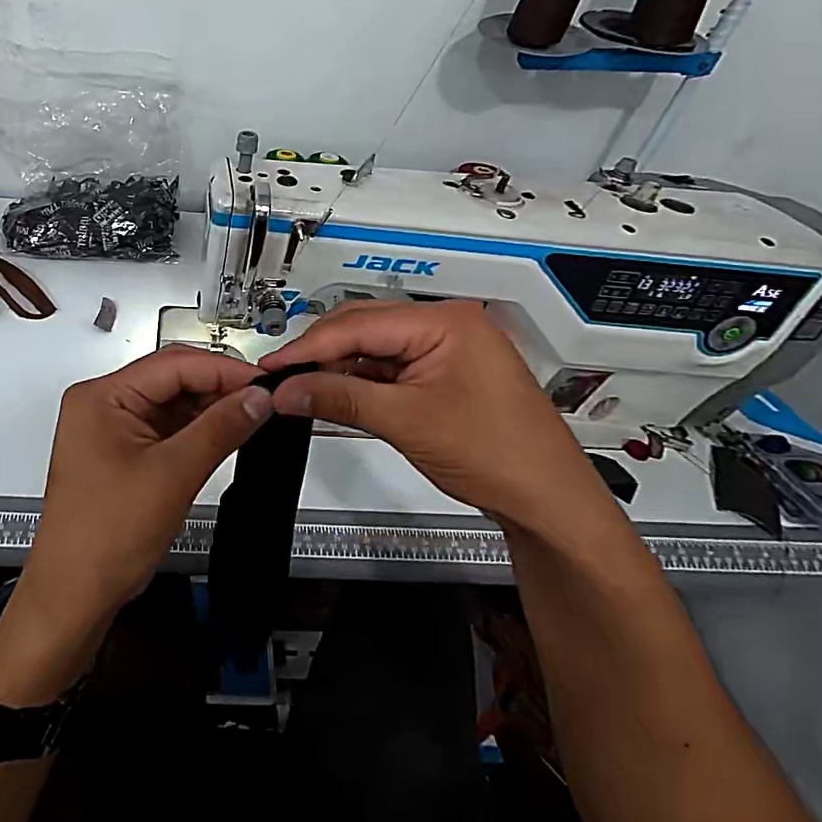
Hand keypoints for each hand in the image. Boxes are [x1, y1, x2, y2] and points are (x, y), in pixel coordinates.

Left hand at [0, 346, 270, 706]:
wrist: (76, 594)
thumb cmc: (98, 540)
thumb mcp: (172, 475)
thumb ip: (220, 429)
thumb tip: (255, 399)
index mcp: (100, 398)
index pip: (173, 364)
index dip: (223, 371)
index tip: (261, 383)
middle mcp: (102, 405)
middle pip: (173, 377)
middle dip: (219, 387)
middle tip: (261, 399)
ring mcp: (113, 428)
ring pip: (174, 401)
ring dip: (212, 408)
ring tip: (251, 417)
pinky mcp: (125, 449)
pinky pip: (169, 425)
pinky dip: (200, 428)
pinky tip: (227, 433)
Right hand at [259, 301, 614, 535]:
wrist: (546, 500)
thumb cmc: (500, 455)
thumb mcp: (406, 421)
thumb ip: (340, 398)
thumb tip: (290, 390)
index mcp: (445, 321)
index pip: (358, 324)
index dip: (309, 346)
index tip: (274, 366)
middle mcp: (447, 325)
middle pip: (364, 328)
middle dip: (321, 353)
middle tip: (283, 378)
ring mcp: (446, 350)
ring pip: (374, 348)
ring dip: (339, 368)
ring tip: (303, 391)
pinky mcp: (442, 374)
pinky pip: (389, 368)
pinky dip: (360, 382)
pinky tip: (336, 395)